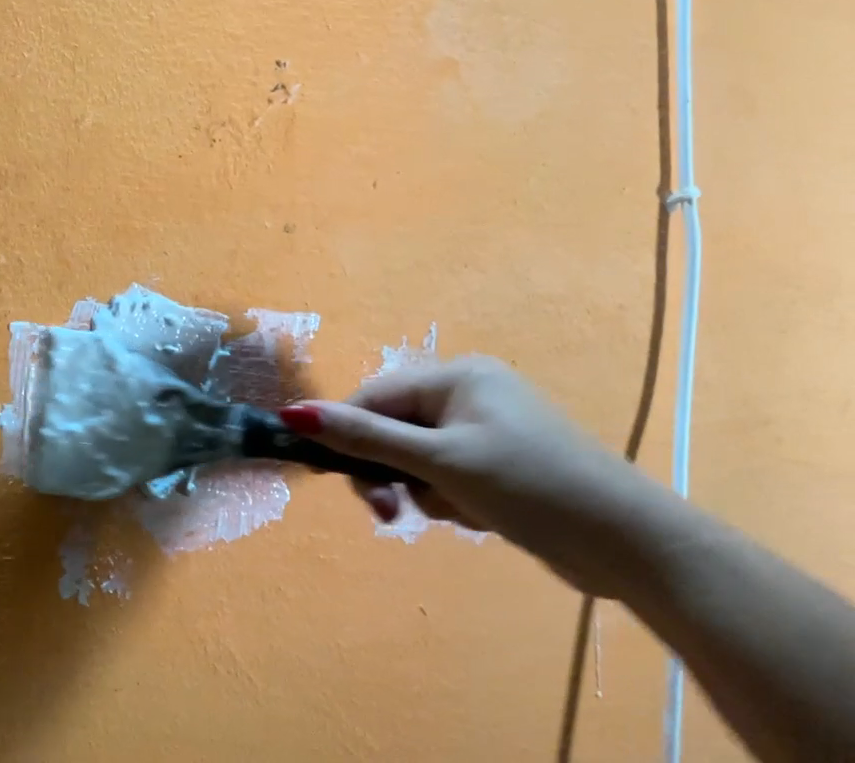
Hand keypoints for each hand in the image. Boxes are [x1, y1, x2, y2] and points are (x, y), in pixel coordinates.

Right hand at [285, 357, 663, 595]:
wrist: (632, 546)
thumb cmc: (530, 487)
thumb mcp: (439, 461)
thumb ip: (362, 437)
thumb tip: (291, 413)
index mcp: (456, 376)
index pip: (373, 399)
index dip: (350, 436)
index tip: (350, 481)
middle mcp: (469, 393)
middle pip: (392, 428)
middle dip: (390, 471)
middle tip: (391, 511)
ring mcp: (488, 428)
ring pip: (416, 457)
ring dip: (423, 490)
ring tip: (455, 513)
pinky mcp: (501, 462)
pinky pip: (446, 473)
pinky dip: (450, 497)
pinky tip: (478, 516)